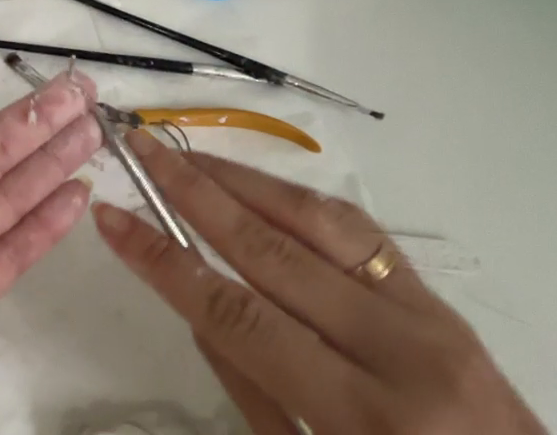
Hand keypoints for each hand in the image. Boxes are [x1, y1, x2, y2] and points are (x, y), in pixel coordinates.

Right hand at [93, 131, 546, 433]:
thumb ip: (252, 388)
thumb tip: (193, 301)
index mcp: (365, 416)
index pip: (234, 313)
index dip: (162, 259)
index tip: (110, 217)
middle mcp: (402, 354)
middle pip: (270, 249)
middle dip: (192, 192)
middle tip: (139, 148)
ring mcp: (433, 320)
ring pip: (319, 222)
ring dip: (241, 180)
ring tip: (184, 155)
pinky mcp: (446, 305)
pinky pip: (361, 233)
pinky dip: (296, 200)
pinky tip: (254, 184)